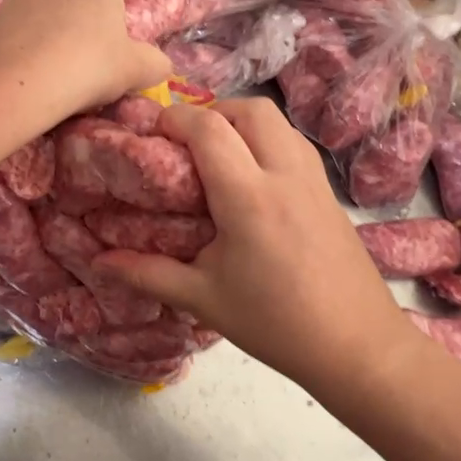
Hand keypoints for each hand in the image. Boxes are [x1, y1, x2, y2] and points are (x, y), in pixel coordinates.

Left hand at [0, 0, 171, 117]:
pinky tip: (26, 75)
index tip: (110, 55)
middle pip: (74, 5)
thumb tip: (159, 64)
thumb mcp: (138, 70)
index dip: (112, 25)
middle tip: (82, 68)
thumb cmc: (89, 68)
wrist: (21, 84)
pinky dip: (23, 49)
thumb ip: (155, 63)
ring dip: (48, 39)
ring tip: (51, 75)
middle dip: (78, 30)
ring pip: (43, 18)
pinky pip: (17, 34)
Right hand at [90, 98, 421, 387]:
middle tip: (185, 143)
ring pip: (279, 123)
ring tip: (215, 158)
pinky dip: (267, 144)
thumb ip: (147, 272)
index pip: (209, 128)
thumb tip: (98, 260)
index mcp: (249, 197)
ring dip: (242, 125)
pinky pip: (295, 147)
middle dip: (212, 112)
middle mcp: (285, 176)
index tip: (149, 134)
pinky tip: (250, 182)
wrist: (361, 350)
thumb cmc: (276, 324)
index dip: (174, 119)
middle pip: (251, 110)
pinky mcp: (331, 196)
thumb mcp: (202, 298)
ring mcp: (315, 183)